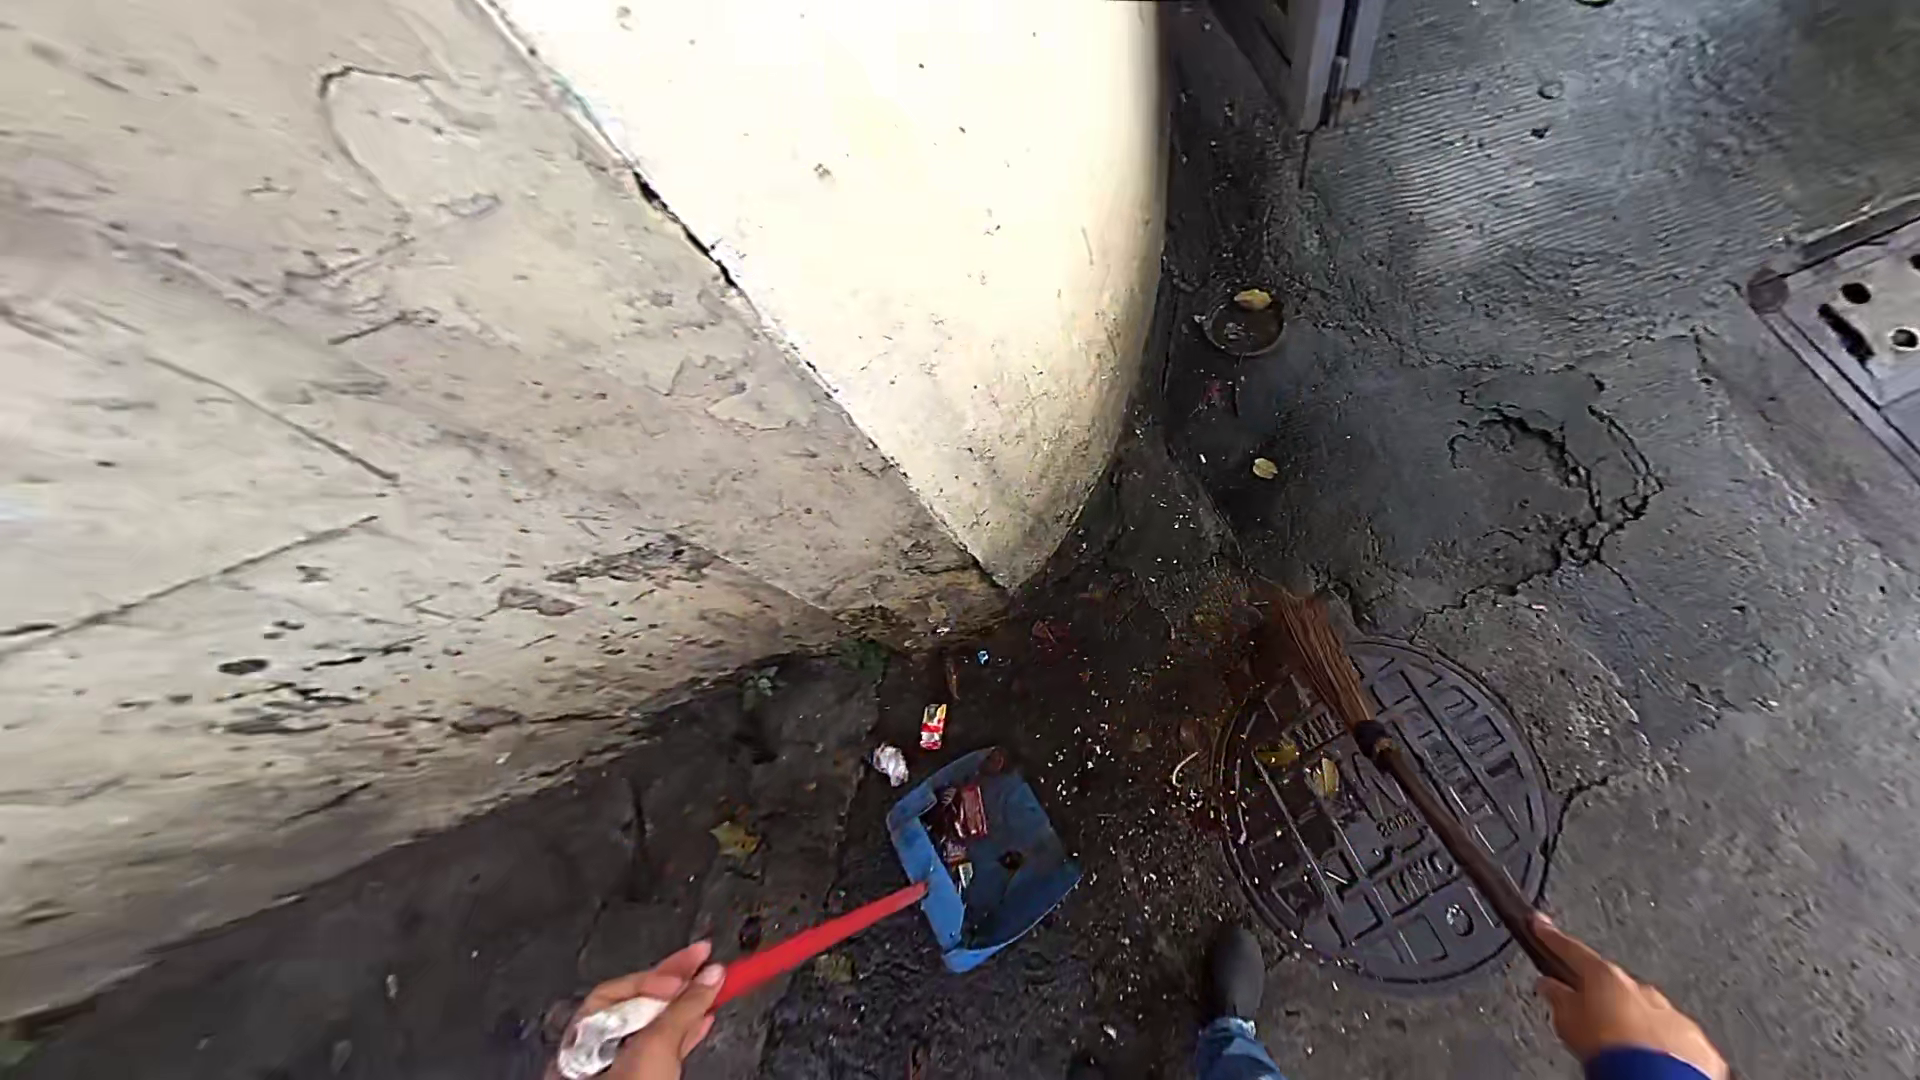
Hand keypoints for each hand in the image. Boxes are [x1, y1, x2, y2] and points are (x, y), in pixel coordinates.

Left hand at [547, 941, 725, 1079]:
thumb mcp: (656, 1052)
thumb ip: (684, 1007)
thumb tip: (713, 972)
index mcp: (577, 1050)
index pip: (612, 995)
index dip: (651, 979)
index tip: (688, 971)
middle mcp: (590, 1062)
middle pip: (634, 1008)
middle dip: (672, 984)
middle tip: (706, 958)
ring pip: (651, 1030)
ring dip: (684, 1005)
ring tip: (714, 985)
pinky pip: (661, 1052)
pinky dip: (686, 1031)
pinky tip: (707, 1018)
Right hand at [1533, 916, 1728, 1079]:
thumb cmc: (1609, 1049)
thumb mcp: (1564, 1018)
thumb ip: (1556, 996)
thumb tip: (1550, 986)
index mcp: (1604, 975)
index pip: (1570, 948)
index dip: (1550, 935)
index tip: (1540, 923)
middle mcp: (1640, 989)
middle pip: (1613, 984)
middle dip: (1602, 994)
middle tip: (1588, 1011)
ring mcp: (1673, 1018)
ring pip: (1647, 1012)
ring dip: (1633, 1022)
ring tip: (1621, 1045)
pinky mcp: (1700, 1049)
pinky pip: (1676, 1039)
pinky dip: (1662, 1045)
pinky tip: (1651, 1060)